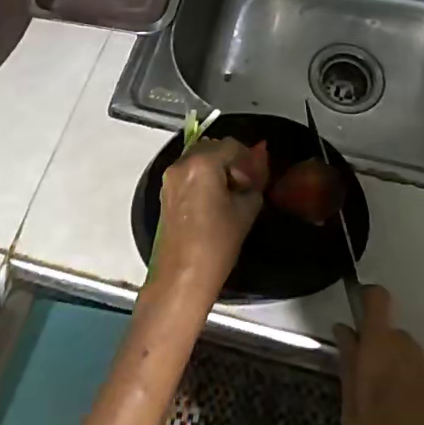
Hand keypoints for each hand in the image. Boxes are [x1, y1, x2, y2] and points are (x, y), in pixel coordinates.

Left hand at [150, 137, 265, 299]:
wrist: (182, 278)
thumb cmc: (216, 244)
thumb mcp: (246, 212)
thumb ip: (254, 185)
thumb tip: (255, 174)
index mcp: (202, 163)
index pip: (231, 145)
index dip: (249, 159)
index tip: (258, 177)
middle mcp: (181, 164)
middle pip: (212, 148)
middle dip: (231, 161)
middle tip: (246, 184)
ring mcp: (170, 178)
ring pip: (199, 159)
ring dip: (217, 168)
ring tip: (232, 194)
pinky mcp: (165, 193)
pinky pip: (188, 173)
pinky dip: (204, 178)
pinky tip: (216, 201)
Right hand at [335, 287, 423, 424]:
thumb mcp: (353, 416)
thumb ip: (348, 367)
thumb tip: (345, 333)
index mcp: (383, 347)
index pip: (377, 298)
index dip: (366, 301)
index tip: (355, 319)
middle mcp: (413, 349)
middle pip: (393, 336)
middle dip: (380, 355)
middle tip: (366, 393)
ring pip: (412, 362)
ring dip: (401, 379)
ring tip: (393, 422)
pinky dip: (422, 398)